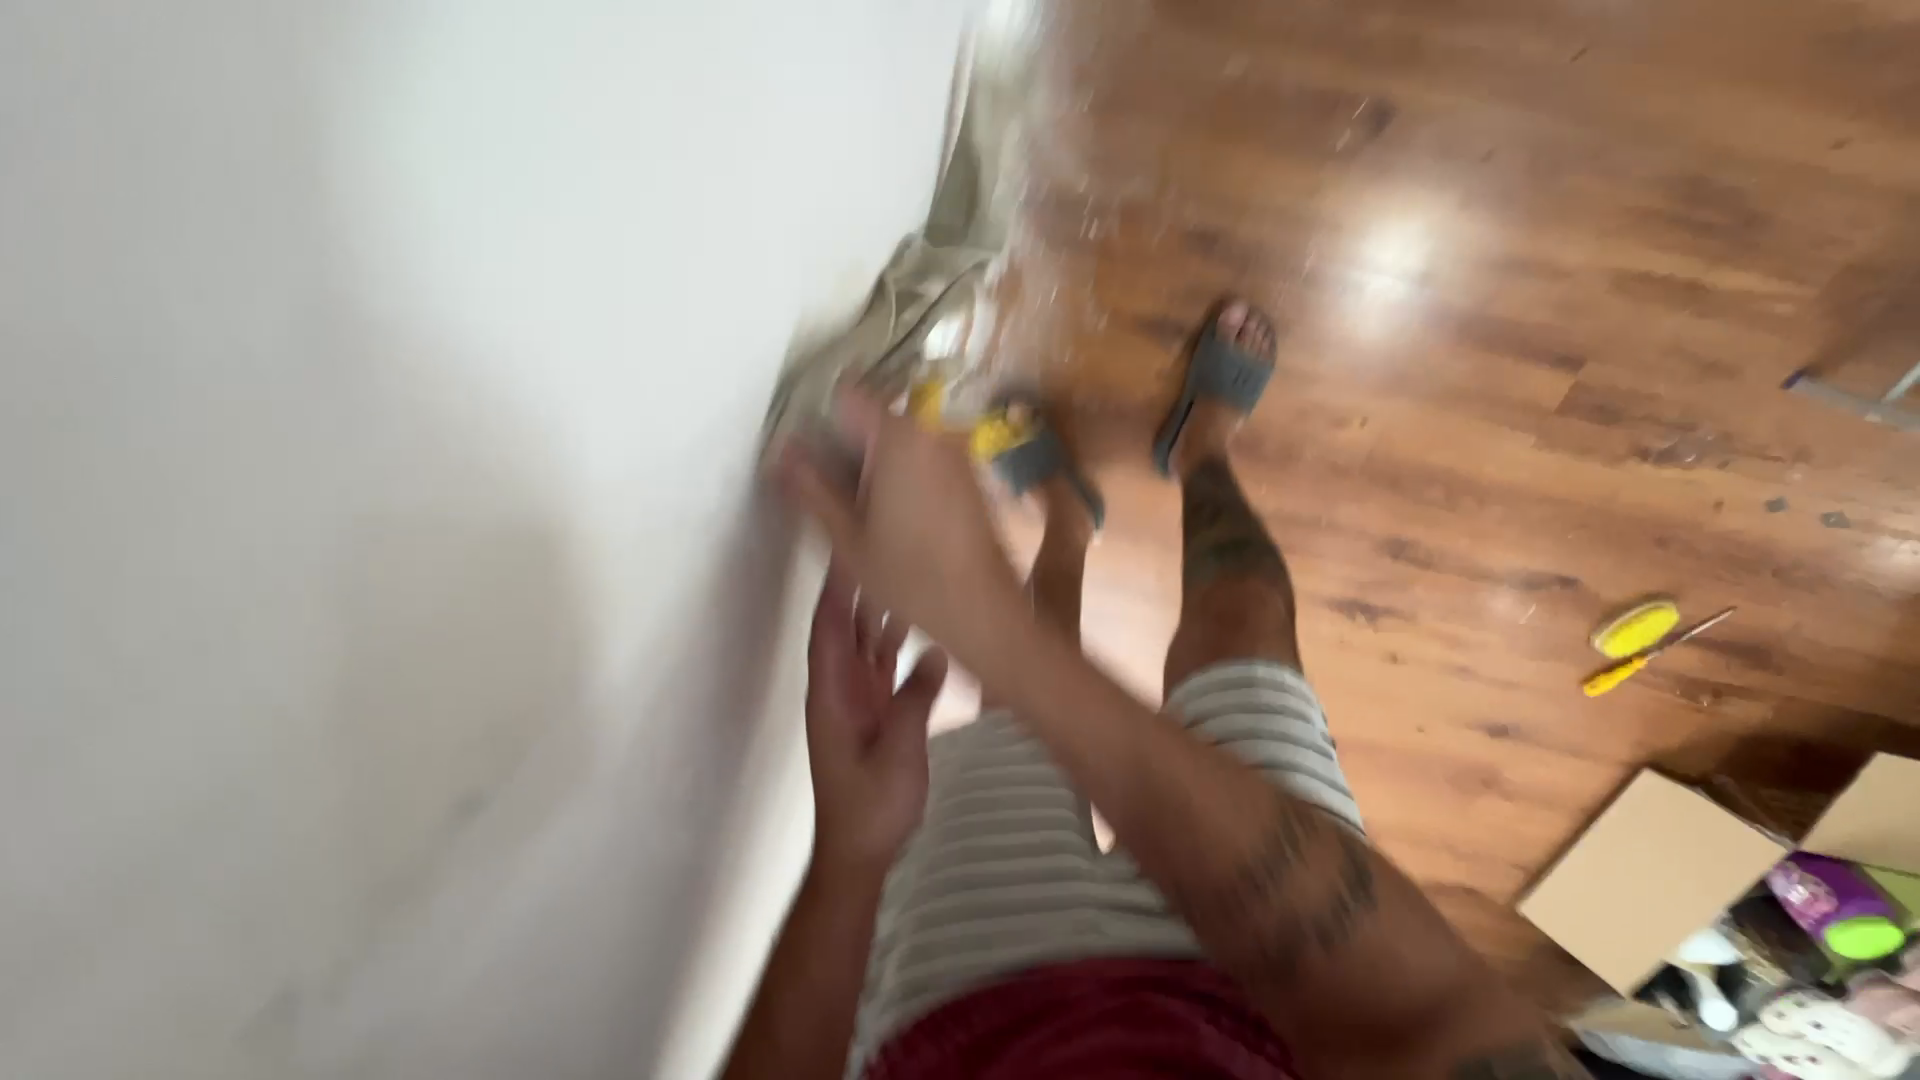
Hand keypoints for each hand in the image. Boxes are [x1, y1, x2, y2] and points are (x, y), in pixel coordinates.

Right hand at [778, 387, 1025, 659]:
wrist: (980, 607)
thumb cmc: (910, 576)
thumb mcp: (847, 537)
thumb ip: (810, 488)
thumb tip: (781, 453)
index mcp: (899, 436)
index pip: (845, 396)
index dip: (820, 420)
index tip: (809, 454)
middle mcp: (933, 432)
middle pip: (874, 418)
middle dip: (847, 446)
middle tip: (833, 493)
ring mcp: (957, 453)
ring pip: (901, 440)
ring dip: (876, 463)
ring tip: (863, 513)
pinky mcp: (970, 475)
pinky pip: (926, 459)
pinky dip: (905, 475)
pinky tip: (897, 521)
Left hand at [804, 561, 948, 871]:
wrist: (860, 851)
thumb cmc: (871, 807)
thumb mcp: (897, 753)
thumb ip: (914, 701)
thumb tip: (936, 653)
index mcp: (832, 695)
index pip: (829, 629)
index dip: (837, 589)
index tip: (849, 549)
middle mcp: (840, 689)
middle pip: (846, 629)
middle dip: (859, 589)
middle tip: (886, 547)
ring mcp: (857, 700)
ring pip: (865, 645)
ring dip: (880, 612)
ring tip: (906, 574)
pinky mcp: (875, 713)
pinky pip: (883, 668)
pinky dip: (896, 645)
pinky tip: (920, 627)